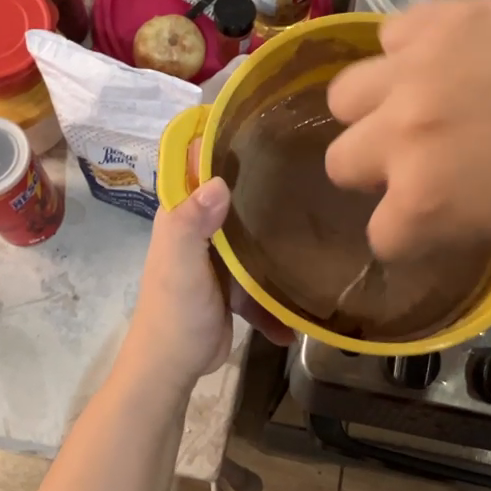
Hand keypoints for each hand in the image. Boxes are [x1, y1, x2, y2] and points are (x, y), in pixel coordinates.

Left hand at [120, 150, 294, 391]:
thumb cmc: (174, 312)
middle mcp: (199, 229)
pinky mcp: (234, 287)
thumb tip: (219, 181)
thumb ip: (192, 224)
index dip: (218, 142)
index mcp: (180, 216)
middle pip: (232, 196)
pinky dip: (276, 298)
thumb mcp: (180, 265)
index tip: (257, 122)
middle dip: (261, 183)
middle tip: (305, 167)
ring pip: (252, 236)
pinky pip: (260, 280)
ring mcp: (218, 258)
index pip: (195, 166)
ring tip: (318, 232)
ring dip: (277, 240)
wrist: (173, 368)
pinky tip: (299, 310)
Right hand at [324, 0, 490, 258]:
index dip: (408, 234)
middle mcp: (404, 132)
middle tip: (423, 163)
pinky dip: (410, 54)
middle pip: (342, 160)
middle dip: (376, 171)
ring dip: (375, 109)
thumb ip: (454, 217)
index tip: (432, 225)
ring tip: (422, 106)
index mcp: (424, 202)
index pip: (382, 234)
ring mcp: (419, 66)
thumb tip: (435, 203)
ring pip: (345, 93)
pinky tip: (450, 62)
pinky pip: (392, 34)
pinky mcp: (446, 15)